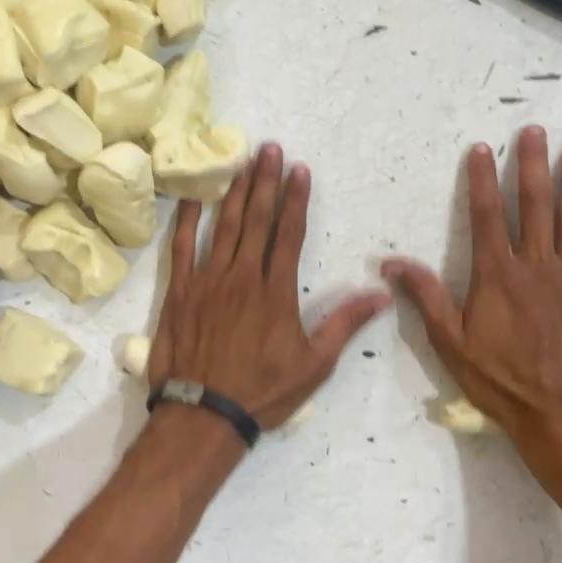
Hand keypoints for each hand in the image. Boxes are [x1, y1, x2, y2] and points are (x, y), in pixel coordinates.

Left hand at [149, 143, 390, 429]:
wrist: (203, 413)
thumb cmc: (262, 392)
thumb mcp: (314, 365)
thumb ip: (345, 324)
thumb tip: (382, 295)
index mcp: (276, 291)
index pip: (289, 234)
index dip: (295, 199)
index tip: (299, 170)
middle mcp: (241, 277)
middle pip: (256, 220)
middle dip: (265, 181)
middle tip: (269, 149)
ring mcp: (207, 281)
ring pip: (222, 226)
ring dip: (234, 192)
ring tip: (241, 163)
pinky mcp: (179, 293)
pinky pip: (182, 248)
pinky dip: (187, 221)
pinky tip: (193, 198)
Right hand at [384, 126, 561, 450]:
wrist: (560, 412)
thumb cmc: (499, 379)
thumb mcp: (450, 342)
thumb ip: (427, 297)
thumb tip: (391, 264)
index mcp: (497, 276)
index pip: (487, 216)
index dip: (483, 180)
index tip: (481, 148)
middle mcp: (536, 267)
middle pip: (536, 205)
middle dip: (533, 165)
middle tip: (536, 130)